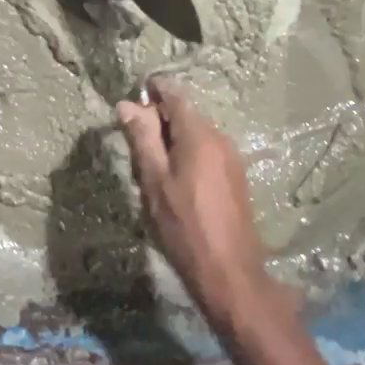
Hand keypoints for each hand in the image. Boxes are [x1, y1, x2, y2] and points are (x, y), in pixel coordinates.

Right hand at [117, 75, 271, 322]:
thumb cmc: (185, 226)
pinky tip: (174, 184)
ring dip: (172, 140)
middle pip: (186, 114)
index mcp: (199, 134)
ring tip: (151, 170)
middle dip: (159, 120)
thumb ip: (142, 139)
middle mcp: (220, 138)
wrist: (230, 274)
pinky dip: (187, 156)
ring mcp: (232, 159)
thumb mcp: (154, 181)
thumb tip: (127, 104)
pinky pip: (207, 152)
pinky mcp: (236, 178)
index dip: (153, 90)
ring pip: (196, 134)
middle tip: (134, 145)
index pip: (175, 94)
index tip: (132, 99)